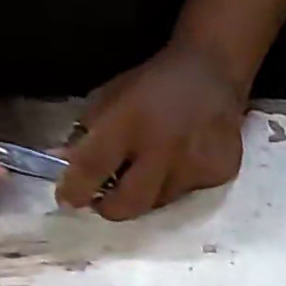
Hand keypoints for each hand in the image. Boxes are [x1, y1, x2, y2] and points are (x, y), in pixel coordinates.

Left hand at [58, 45, 248, 219]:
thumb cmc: (154, 84)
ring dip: (148, 192)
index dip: (75, 189)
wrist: (213, 77)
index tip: (68, 199)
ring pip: (161, 201)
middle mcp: (162, 153)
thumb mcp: (111, 98)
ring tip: (150, 171)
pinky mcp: (217, 176)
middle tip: (104, 202)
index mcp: (127, 125)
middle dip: (112, 208)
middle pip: (130, 203)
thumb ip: (92, 133)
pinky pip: (189, 192)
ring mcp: (194, 169)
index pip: (92, 167)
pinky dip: (178, 183)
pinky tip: (184, 161)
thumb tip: (69, 162)